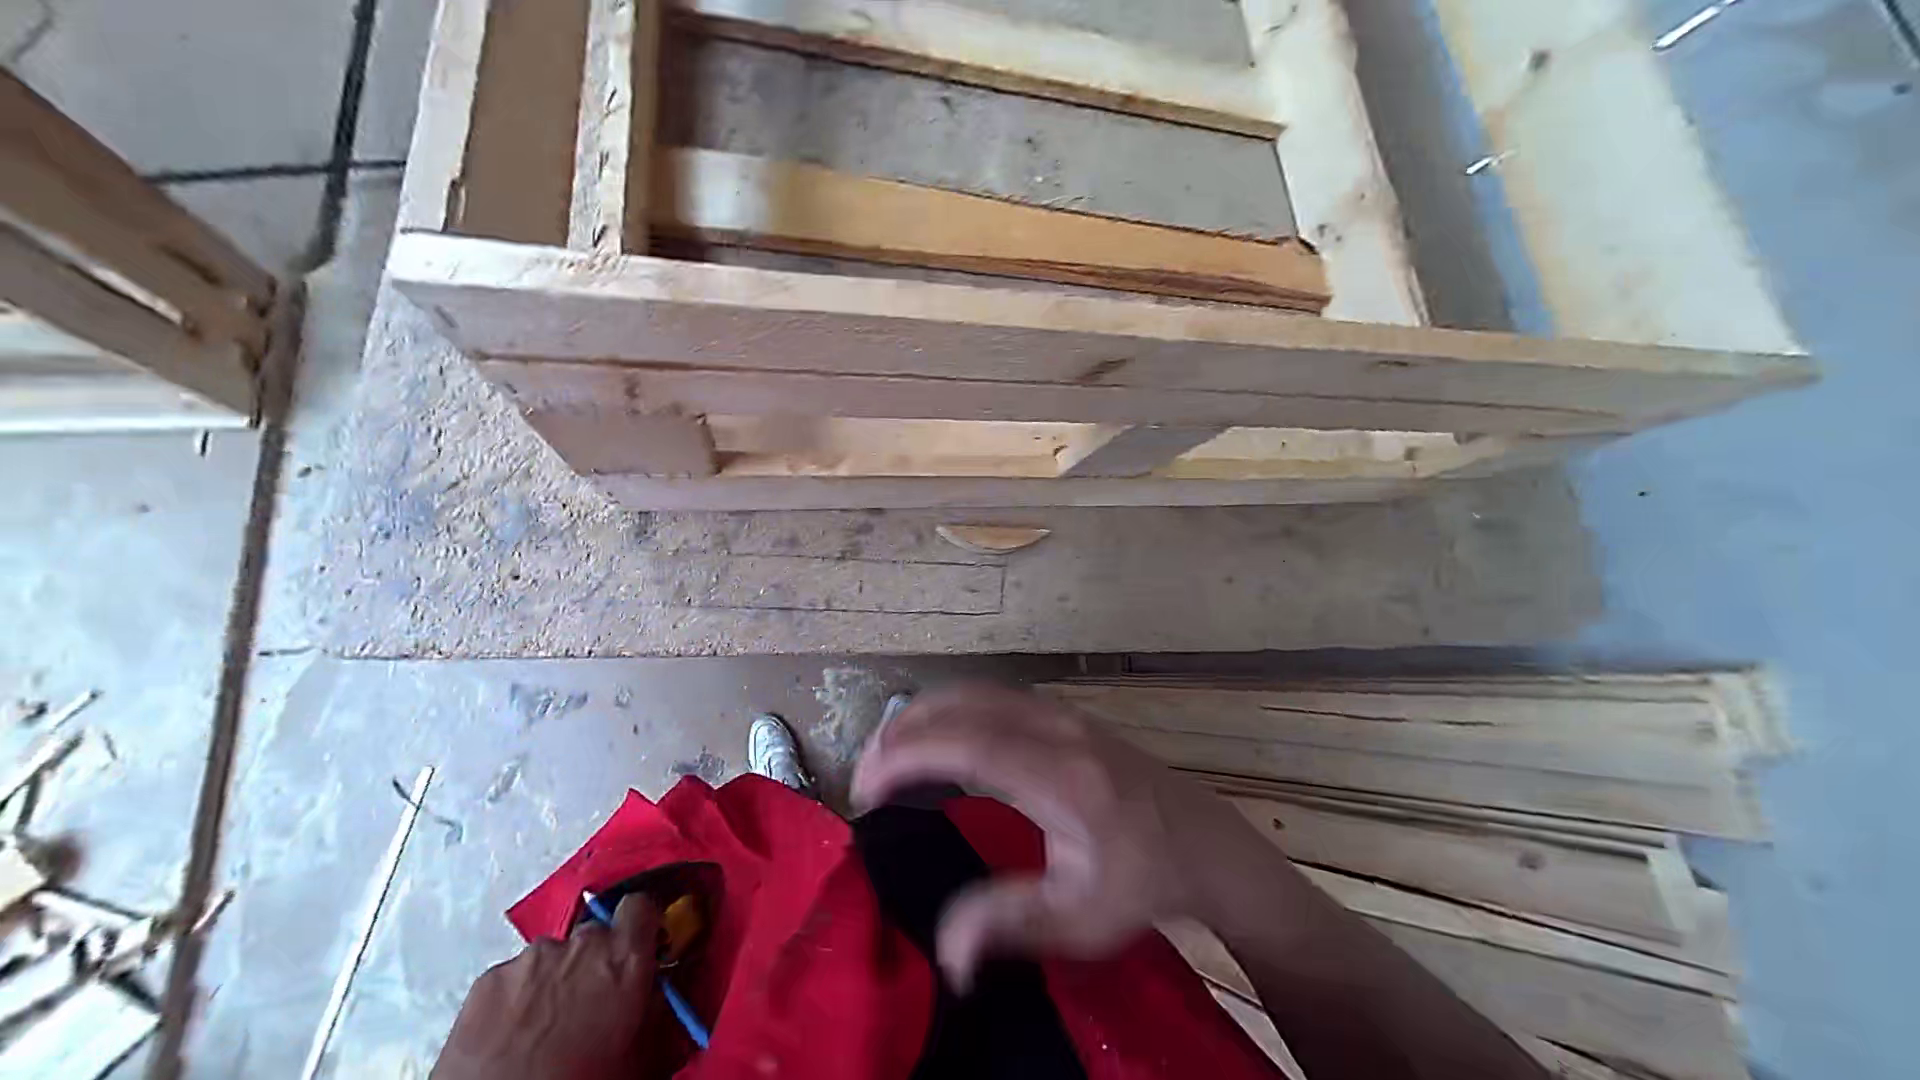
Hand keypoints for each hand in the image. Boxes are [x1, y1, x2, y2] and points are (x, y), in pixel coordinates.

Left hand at [432, 895, 661, 1079]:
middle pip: (594, 935)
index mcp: (625, 958)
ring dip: (554, 980)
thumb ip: (654, 1009)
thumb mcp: (640, 1055)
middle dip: (593, 962)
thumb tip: (655, 993)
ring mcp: (531, 959)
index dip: (637, 927)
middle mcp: (582, 945)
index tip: (634, 952)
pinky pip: (512, 977)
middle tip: (585, 1005)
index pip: (639, 906)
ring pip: (552, 956)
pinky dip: (515, 998)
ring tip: (541, 1028)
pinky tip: (508, 1037)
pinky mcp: (488, 981)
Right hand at [851, 683, 1296, 988]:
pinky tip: (932, 737)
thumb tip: (946, 952)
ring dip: (922, 716)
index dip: (908, 756)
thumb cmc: (1142, 882)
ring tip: (885, 755)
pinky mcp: (1062, 712)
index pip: (969, 745)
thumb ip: (1012, 925)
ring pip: (974, 692)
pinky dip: (948, 709)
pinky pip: (991, 695)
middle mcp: (1058, 729)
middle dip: (902, 732)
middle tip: (864, 776)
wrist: (1202, 841)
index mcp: (1062, 777)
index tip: (866, 787)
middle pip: (963, 705)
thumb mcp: (1084, 919)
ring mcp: (1062, 713)